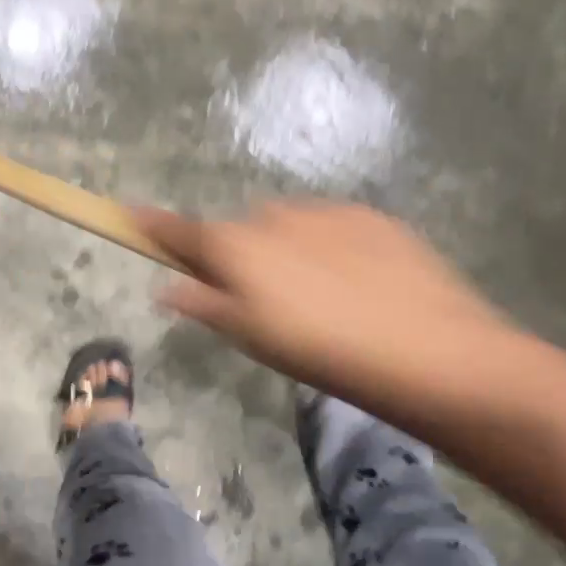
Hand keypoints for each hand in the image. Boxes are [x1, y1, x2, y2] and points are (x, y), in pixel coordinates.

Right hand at [133, 202, 512, 395]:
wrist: (437, 354)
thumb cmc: (326, 355)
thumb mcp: (254, 339)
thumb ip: (206, 303)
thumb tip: (168, 286)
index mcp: (234, 245)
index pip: (176, 228)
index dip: (150, 223)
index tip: (128, 213)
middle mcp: (269, 215)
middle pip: (236, 228)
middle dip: (240, 253)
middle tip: (264, 300)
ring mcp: (322, 211)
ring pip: (285, 225)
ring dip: (287, 248)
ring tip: (321, 298)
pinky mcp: (369, 216)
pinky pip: (330, 225)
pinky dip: (329, 246)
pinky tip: (357, 284)